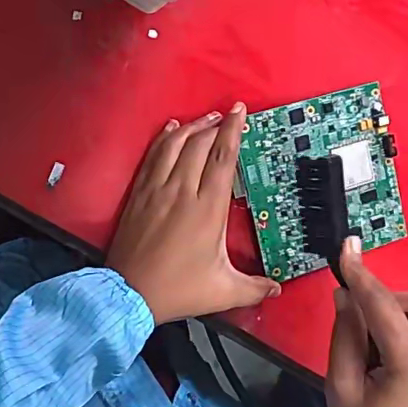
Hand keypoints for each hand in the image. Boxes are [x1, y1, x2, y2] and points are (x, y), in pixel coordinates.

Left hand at [107, 103, 280, 323]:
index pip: (223, 159)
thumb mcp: (223, 292)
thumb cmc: (178, 290)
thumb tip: (277, 289)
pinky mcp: (139, 194)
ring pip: (175, 145)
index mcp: (208, 210)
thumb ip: (255, 288)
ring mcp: (157, 190)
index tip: (240, 113)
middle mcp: (182, 192)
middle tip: (227, 116)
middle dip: (216, 125)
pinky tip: (171, 129)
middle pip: (200, 145)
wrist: (130, 293)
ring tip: (205, 118)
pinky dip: (164, 138)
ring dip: (192, 127)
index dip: (233, 131)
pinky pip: (153, 156)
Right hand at [325, 238, 407, 406]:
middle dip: (392, 301)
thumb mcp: (341, 390)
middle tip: (362, 324)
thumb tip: (346, 298)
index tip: (346, 249)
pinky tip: (390, 362)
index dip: (362, 276)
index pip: (385, 306)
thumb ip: (345, 337)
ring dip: (402, 319)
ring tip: (374, 349)